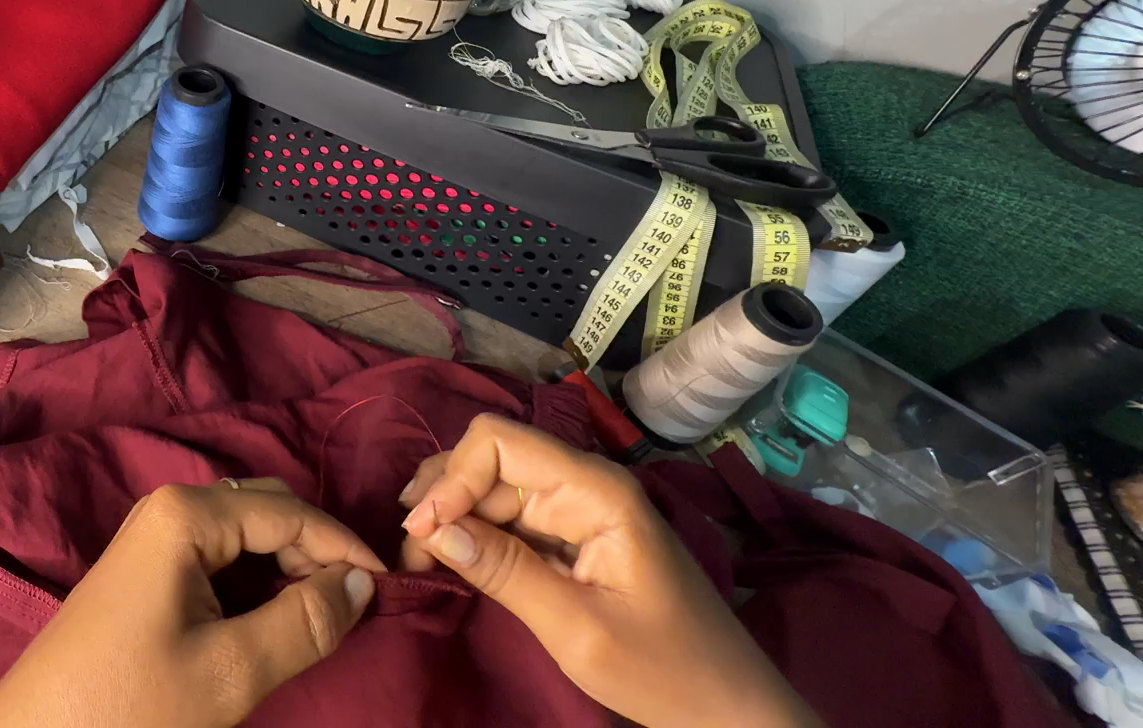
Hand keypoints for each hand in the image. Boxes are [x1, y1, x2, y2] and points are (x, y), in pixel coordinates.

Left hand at [0, 478, 383, 727]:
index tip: (388, 586)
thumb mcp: (229, 670)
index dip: (342, 545)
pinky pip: (219, 551)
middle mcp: (171, 505)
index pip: (288, 511)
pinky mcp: (149, 563)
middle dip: (314, 549)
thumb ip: (304, 622)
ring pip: (245, 530)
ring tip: (318, 614)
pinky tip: (273, 613)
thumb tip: (362, 584)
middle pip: (266, 509)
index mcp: (187, 513)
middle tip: (351, 606)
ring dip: (287, 563)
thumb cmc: (132, 701)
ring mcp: (155, 532)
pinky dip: (256, 576)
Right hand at [399, 414, 821, 727]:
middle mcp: (580, 480)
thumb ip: (503, 571)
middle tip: (409, 548)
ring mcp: (574, 504)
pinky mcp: (567, 530)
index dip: (452, 476)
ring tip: (418, 553)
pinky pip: (505, 513)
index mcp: (594, 489)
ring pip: (489, 483)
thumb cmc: (666, 672)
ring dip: (449, 512)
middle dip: (442, 495)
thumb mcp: (578, 629)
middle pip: (487, 458)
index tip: (424, 531)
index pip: (498, 441)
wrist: (732, 713)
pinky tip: (446, 552)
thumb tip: (430, 529)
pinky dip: (469, 530)